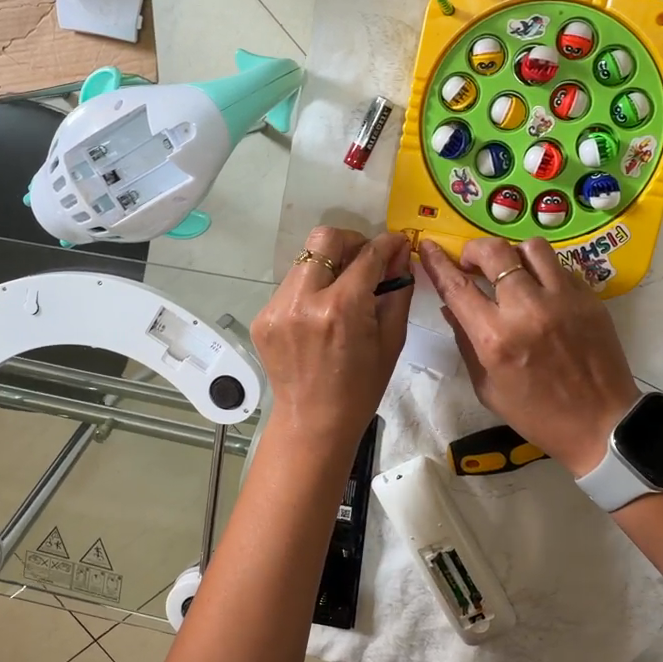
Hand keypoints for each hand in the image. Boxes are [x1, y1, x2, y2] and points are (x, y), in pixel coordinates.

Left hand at [252, 227, 413, 452]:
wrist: (313, 423)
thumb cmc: (361, 388)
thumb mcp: (391, 340)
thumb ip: (397, 291)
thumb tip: (400, 256)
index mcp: (341, 308)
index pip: (367, 255)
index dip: (387, 243)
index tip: (397, 242)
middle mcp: (303, 300)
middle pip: (325, 238)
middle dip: (351, 242)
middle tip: (364, 261)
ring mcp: (277, 308)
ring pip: (305, 260)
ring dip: (328, 266)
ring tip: (342, 291)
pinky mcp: (262, 318)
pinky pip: (290, 286)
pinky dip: (310, 289)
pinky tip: (320, 314)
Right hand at [418, 237, 640, 475]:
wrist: (600, 425)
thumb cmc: (537, 415)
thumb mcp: (488, 388)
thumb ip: (466, 342)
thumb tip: (451, 307)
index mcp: (495, 338)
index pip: (457, 286)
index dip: (437, 262)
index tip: (428, 247)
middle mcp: (527, 310)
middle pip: (494, 252)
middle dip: (475, 249)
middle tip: (472, 262)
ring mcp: (562, 300)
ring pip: (531, 247)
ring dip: (512, 253)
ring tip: (511, 269)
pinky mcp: (588, 298)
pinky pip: (559, 267)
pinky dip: (542, 271)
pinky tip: (540, 289)